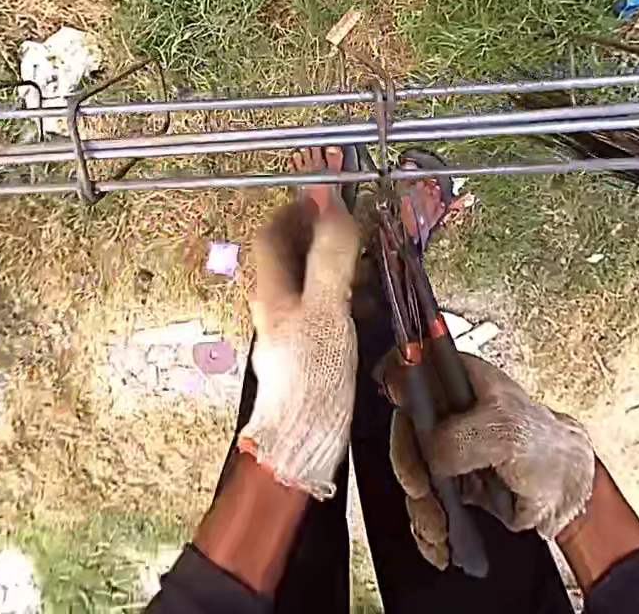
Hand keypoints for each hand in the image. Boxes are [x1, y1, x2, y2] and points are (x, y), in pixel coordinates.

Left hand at [235, 196, 361, 498]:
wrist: (305, 441)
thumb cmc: (310, 379)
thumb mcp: (325, 308)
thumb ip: (329, 256)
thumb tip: (331, 206)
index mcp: (271, 289)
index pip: (273, 232)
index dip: (296, 208)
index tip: (322, 197)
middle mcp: (277, 303)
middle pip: (293, 252)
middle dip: (322, 233)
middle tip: (351, 225)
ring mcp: (291, 325)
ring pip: (311, 277)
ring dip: (338, 262)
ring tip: (366, 261)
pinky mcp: (308, 345)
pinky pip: (324, 304)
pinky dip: (346, 292)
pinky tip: (366, 300)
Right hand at [389, 354, 594, 567]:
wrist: (566, 491)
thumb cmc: (543, 444)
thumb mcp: (504, 431)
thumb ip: (460, 438)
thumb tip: (428, 455)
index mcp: (456, 378)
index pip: (412, 366)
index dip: (398, 381)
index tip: (397, 406)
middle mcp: (445, 408)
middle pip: (404, 427)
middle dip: (408, 464)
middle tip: (420, 488)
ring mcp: (446, 445)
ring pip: (411, 469)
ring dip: (418, 503)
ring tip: (437, 526)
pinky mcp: (449, 479)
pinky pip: (424, 500)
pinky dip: (426, 525)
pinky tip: (439, 540)